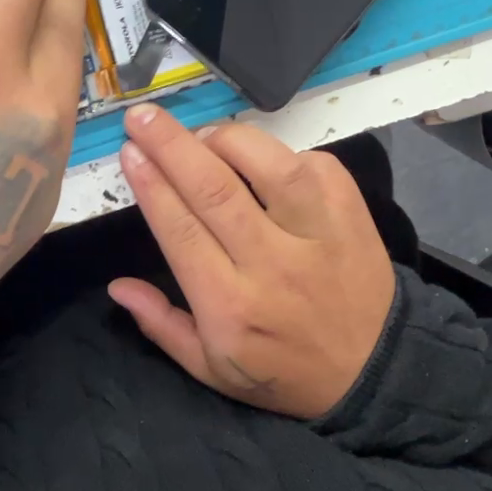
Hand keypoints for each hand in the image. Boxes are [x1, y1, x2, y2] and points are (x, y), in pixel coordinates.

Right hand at [110, 105, 397, 418]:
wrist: (374, 374)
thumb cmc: (282, 372)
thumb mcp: (211, 369)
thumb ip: (162, 326)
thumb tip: (117, 286)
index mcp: (230, 305)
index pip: (181, 230)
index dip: (151, 185)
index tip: (129, 152)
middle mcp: (272, 264)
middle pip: (214, 189)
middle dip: (172, 145)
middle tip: (143, 116)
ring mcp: (318, 235)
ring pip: (269, 166)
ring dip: (226, 139)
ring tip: (199, 133)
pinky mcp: (351, 216)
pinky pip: (314, 165)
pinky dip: (279, 152)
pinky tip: (256, 156)